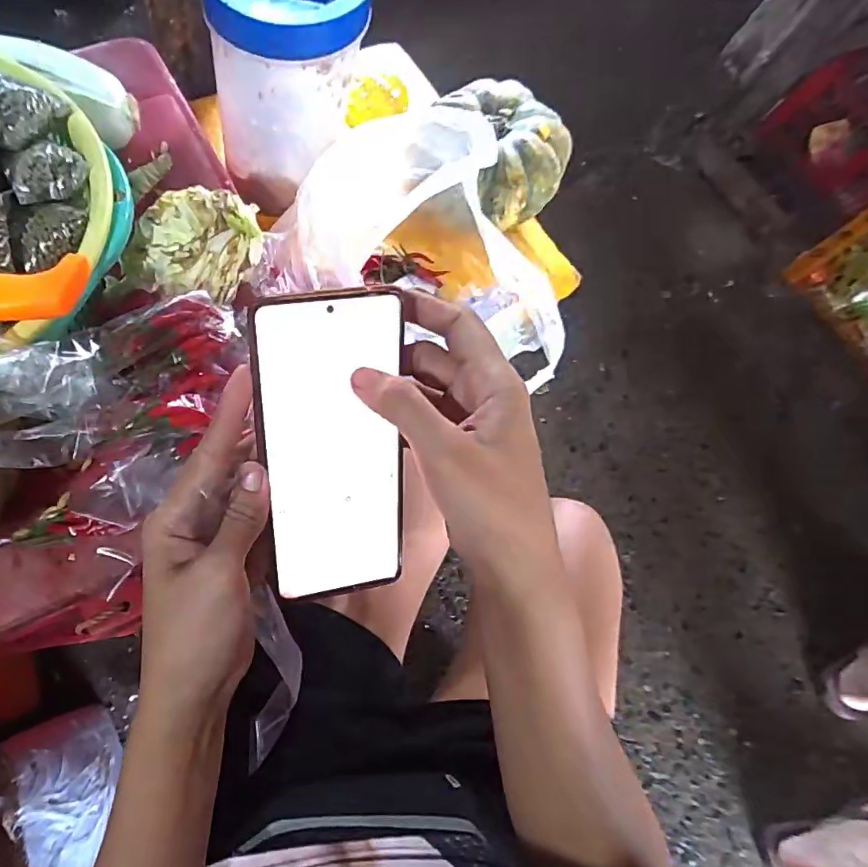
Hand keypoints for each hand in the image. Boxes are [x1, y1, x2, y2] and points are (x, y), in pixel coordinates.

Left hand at [139, 366, 269, 713]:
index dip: (229, 416)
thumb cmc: (195, 635)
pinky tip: (297, 491)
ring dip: (268, 472)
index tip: (245, 375)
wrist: (193, 694)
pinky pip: (256, 527)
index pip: (208, 458)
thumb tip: (259, 469)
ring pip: (244, 498)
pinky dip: (275, 511)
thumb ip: (240, 521)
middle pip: (226, 471)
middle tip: (284, 399)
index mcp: (176, 519)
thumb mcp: (218, 574)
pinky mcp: (234, 564)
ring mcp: (213, 544)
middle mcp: (191, 522)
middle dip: (251, 437)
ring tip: (297, 435)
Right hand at [351, 292, 557, 584]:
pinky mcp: (463, 455)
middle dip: (400, 351)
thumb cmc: (492, 506)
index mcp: (496, 386)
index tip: (381, 299)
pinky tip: (374, 420)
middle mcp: (488, 400)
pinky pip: (430, 422)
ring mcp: (476, 429)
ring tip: (354, 382)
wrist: (515, 568)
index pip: (460, 327)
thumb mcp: (445, 451)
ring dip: (399, 388)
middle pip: (440, 358)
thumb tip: (362, 372)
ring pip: (432, 392)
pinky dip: (404, 417)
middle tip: (352, 347)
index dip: (424, 308)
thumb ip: (404, 408)